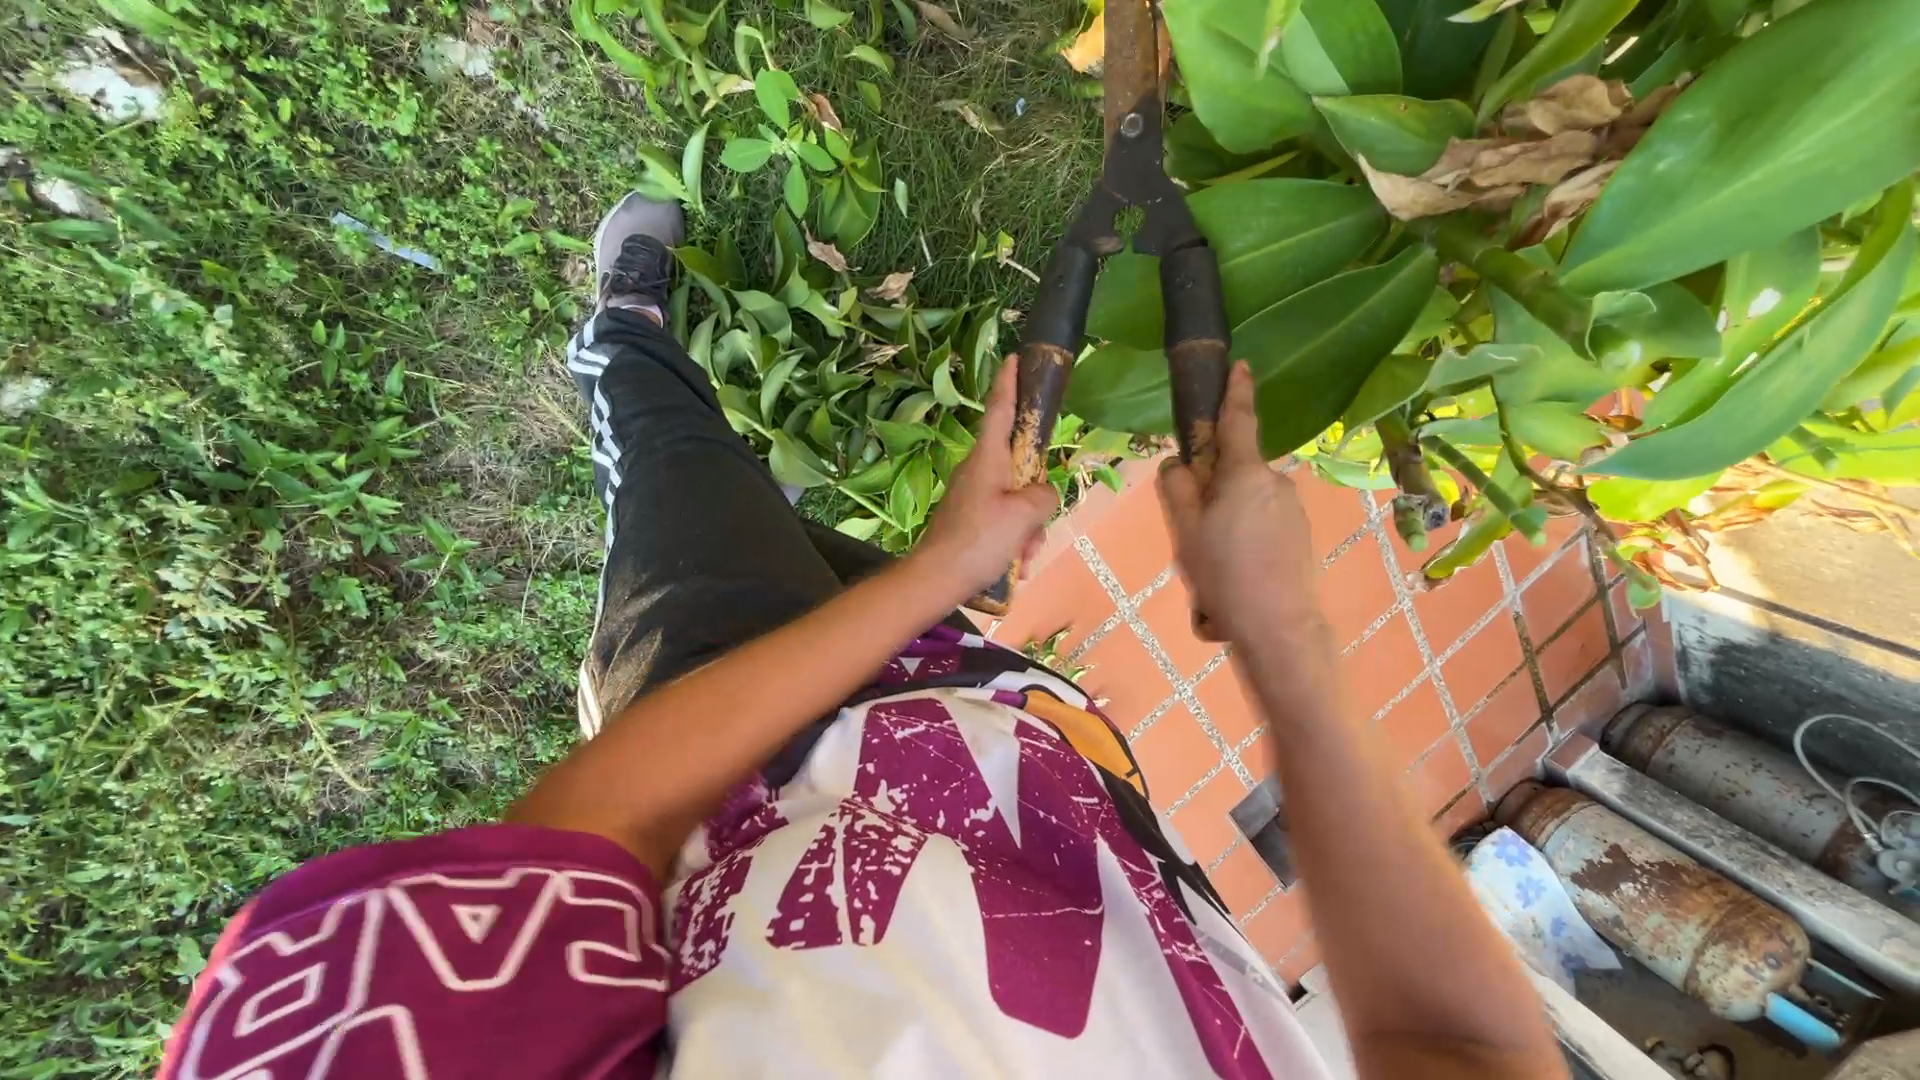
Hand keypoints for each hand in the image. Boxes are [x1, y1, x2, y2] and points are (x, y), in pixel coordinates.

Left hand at [916, 357, 1059, 597]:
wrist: (936, 579)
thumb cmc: (979, 540)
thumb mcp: (1024, 517)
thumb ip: (1043, 496)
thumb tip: (1041, 494)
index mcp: (987, 459)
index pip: (1000, 410)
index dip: (1009, 383)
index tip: (1014, 359)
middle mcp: (978, 471)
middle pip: (1020, 469)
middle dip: (1036, 500)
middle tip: (1037, 530)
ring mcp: (971, 496)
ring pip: (1016, 502)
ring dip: (1027, 530)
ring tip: (1023, 556)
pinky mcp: (968, 520)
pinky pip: (1003, 523)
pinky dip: (1013, 543)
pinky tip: (1014, 566)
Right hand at [1156, 361, 1324, 645]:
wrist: (1277, 625)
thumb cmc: (1224, 572)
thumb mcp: (1185, 530)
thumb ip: (1178, 488)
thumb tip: (1178, 465)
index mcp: (1245, 473)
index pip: (1238, 421)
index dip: (1236, 392)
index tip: (1241, 366)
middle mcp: (1275, 482)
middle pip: (1235, 473)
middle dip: (1213, 494)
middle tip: (1194, 537)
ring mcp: (1292, 509)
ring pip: (1248, 505)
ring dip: (1228, 526)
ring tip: (1214, 571)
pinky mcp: (1301, 535)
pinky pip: (1263, 528)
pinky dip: (1246, 545)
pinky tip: (1236, 580)